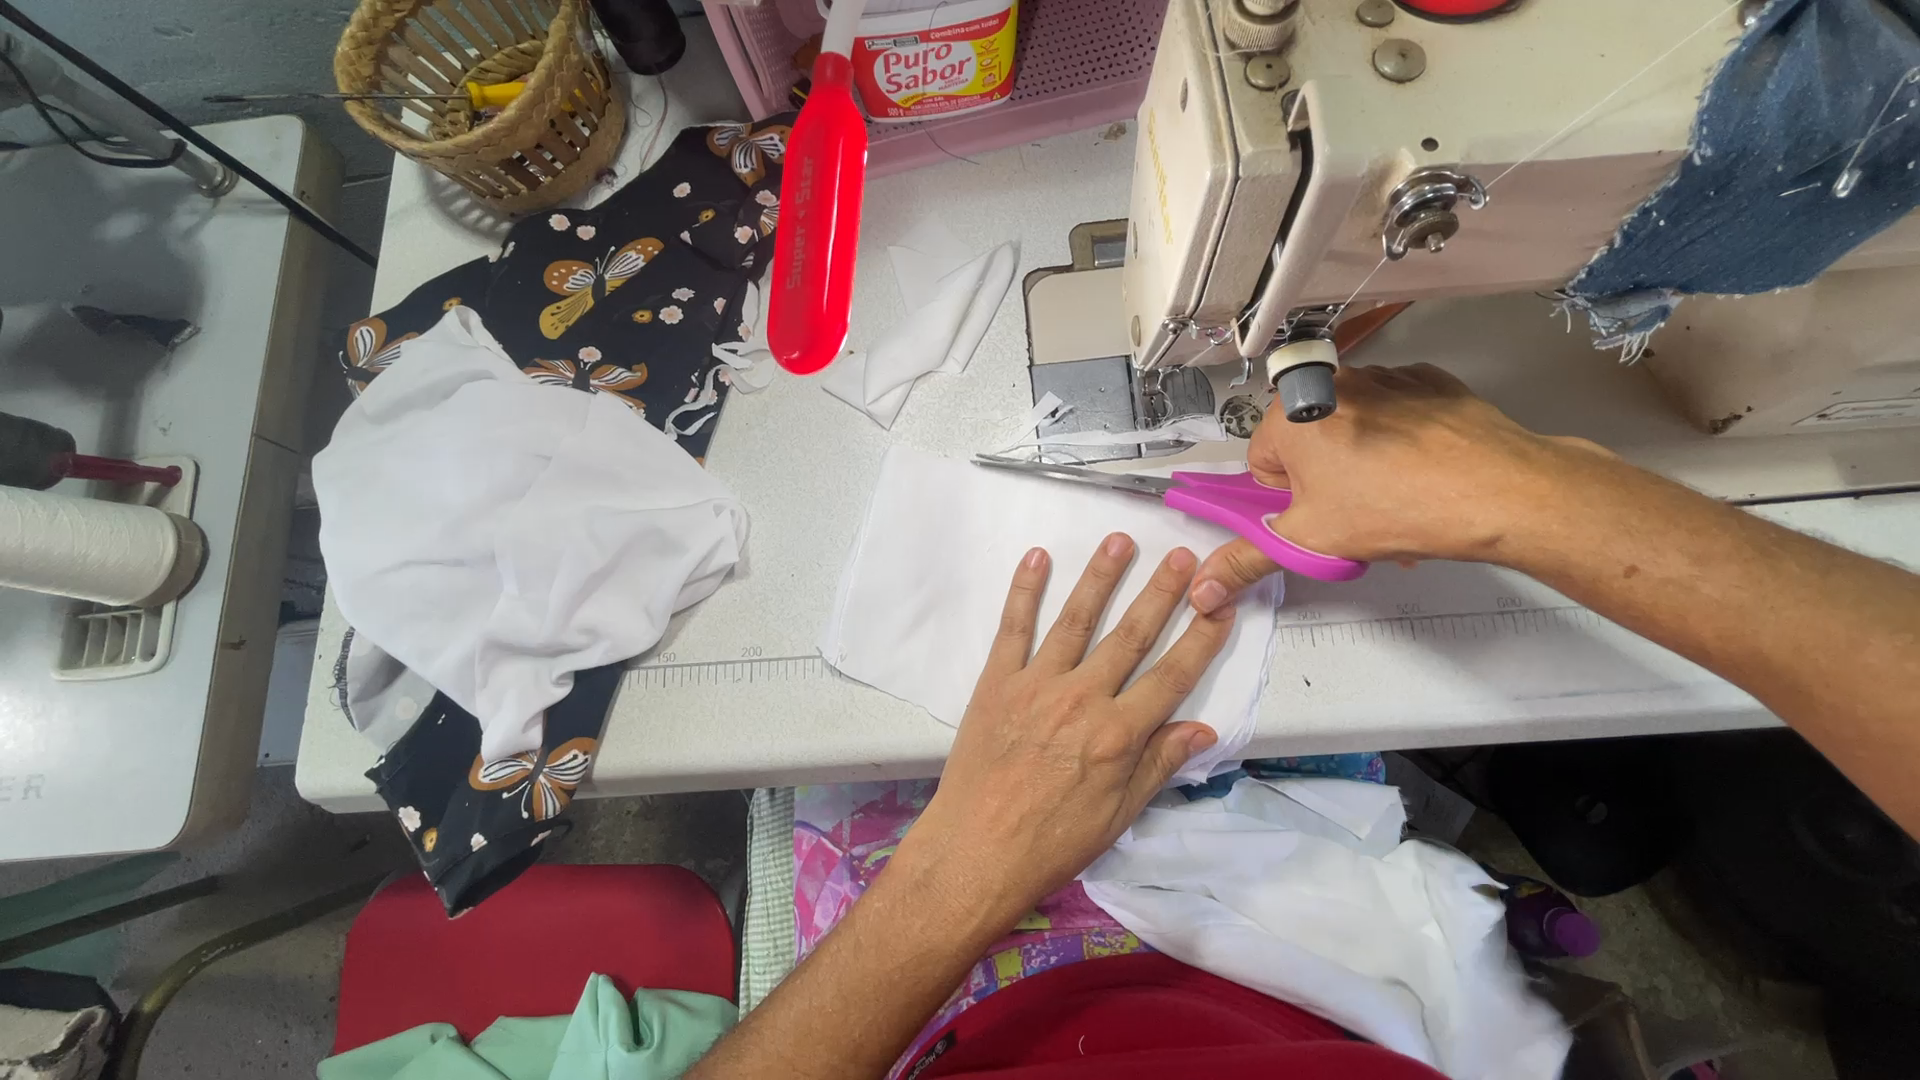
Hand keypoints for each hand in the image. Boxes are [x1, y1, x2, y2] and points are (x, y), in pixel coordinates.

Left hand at [891, 534, 1235, 925]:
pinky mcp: (997, 682)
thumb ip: (1159, 765)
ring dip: (1100, 578)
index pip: (1172, 676)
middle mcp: (1082, 699)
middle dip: (1160, 594)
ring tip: (1120, 541)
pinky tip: (1037, 557)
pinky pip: (1013, 628)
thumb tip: (1204, 728)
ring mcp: (1037, 685)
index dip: (1200, 639)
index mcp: (1118, 735)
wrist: (977, 849)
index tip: (1220, 604)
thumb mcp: (1119, 814)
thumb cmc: (1052, 842)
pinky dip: (1024, 590)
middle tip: (1181, 556)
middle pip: (1130, 637)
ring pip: (1076, 620)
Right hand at [1190, 363, 1611, 612]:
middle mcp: (1331, 383)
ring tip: (1397, 497)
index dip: (1287, 498)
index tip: (1320, 513)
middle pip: (1307, 444)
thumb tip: (1201, 589)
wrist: (1501, 490)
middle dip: (1325, 480)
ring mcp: (1385, 375)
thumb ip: (1247, 560)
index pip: (1262, 464)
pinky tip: (1424, 471)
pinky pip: (1396, 413)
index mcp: (1289, 417)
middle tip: (1357, 511)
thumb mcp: (1309, 541)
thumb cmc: (1395, 508)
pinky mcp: (1429, 379)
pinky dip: (1402, 440)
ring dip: (1362, 463)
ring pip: (1352, 430)